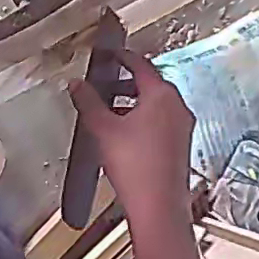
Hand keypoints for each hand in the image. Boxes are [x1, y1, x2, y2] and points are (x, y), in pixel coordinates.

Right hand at [69, 50, 195, 220]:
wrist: (157, 204)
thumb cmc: (136, 166)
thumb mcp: (102, 127)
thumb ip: (88, 101)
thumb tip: (77, 85)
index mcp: (162, 96)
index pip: (141, 65)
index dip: (123, 57)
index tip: (112, 54)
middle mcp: (177, 108)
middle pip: (149, 84)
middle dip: (124, 82)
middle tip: (104, 84)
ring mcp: (181, 127)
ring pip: (155, 104)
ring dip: (131, 101)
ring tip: (108, 110)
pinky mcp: (179, 144)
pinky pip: (159, 121)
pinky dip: (141, 117)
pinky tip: (122, 132)